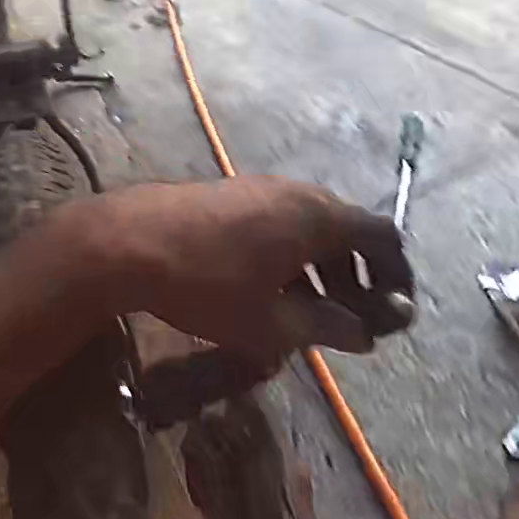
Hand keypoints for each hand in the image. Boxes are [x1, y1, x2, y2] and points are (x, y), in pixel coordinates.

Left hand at [48, 178, 412, 359]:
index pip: (379, 236)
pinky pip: (270, 220)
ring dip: (315, 266)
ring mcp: (251, 185)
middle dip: (351, 276)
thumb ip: (326, 327)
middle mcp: (289, 191)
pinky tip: (261, 286)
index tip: (390, 313)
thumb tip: (362, 333)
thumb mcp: (271, 323)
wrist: (124, 240)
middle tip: (347, 319)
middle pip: (341, 229)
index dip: (395, 276)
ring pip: (302, 225)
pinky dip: (282, 251)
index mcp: (315, 215)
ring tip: (304, 310)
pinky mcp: (221, 192)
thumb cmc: (205, 284)